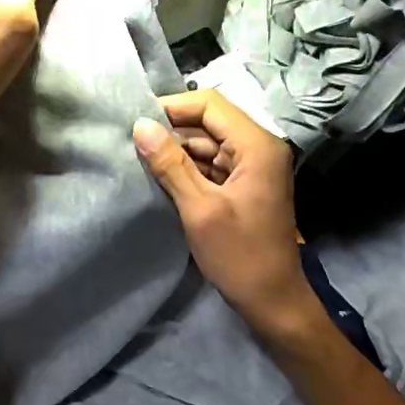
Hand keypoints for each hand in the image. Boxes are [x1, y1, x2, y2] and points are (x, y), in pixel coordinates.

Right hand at [133, 90, 319, 330]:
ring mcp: (254, 168)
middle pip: (210, 122)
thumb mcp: (199, 209)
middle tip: (132, 141)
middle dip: (172, 130)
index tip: (136, 120)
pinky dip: (190, 169)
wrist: (273, 300)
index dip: (172, 107)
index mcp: (257, 146)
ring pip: (209, 144)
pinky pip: (214, 165)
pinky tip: (161, 178)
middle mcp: (260, 148)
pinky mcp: (246, 187)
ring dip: (178, 151)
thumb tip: (140, 126)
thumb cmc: (239, 255)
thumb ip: (170, 164)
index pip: (210, 104)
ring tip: (140, 159)